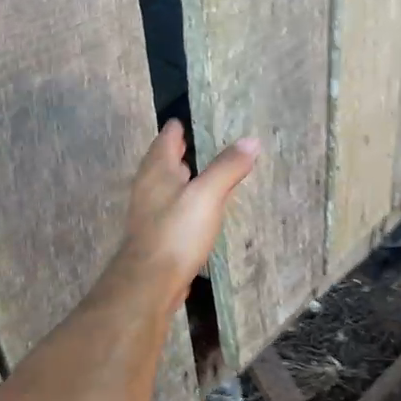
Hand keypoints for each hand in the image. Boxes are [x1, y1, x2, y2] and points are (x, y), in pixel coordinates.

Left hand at [119, 120, 257, 304]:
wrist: (150, 282)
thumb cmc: (176, 232)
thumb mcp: (208, 195)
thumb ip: (227, 167)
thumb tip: (251, 140)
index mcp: (157, 169)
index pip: (168, 136)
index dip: (182, 126)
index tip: (201, 118)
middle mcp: (149, 185)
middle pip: (166, 160)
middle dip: (185, 150)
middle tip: (211, 142)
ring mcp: (150, 211)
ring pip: (169, 185)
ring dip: (186, 178)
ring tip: (210, 173)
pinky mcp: (157, 233)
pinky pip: (173, 208)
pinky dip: (187, 202)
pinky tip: (202, 210)